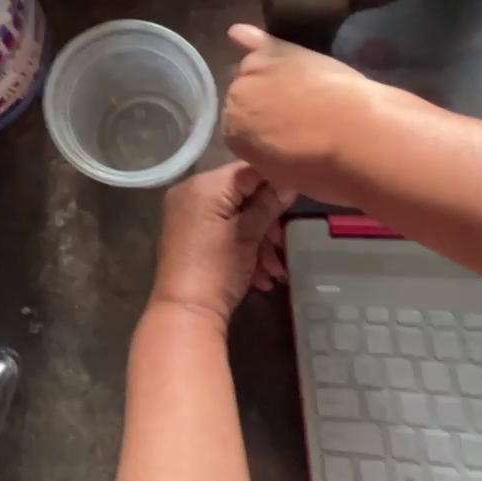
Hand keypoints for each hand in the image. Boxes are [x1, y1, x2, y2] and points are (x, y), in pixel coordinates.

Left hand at [150, 163, 291, 327]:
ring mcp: (186, 213)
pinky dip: (241, 248)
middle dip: (266, 223)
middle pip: (240, 195)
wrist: (185, 310)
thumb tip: (288, 183)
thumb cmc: (218, 267)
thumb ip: (267, 205)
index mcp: (203, 185)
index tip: (295, 202)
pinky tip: (260, 277)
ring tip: (273, 271)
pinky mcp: (187, 234)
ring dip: (257, 242)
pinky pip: (219, 230)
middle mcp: (190, 192)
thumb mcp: (248, 235)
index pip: (246, 170)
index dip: (274, 183)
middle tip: (281, 246)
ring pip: (233, 217)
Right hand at [222, 23, 395, 205]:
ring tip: (301, 92)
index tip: (284, 139)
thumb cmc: (328, 169)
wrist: (360, 137)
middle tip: (296, 118)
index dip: (262, 133)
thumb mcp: (287, 178)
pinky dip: (250, 39)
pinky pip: (256, 42)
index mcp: (233, 136)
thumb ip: (268, 157)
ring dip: (268, 79)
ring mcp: (254, 72)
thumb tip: (273, 149)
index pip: (239, 130)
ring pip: (253, 71)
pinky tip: (237, 33)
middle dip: (263, 106)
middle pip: (242, 97)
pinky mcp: (279, 52)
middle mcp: (235, 100)